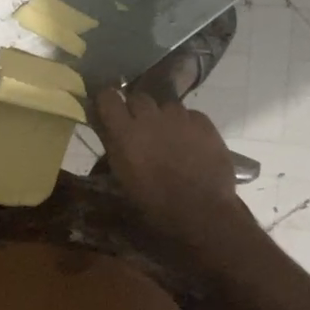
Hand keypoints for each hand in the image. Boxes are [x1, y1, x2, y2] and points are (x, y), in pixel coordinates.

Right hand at [94, 87, 253, 240]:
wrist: (202, 213)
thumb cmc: (155, 202)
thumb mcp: (122, 176)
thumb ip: (112, 146)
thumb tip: (105, 128)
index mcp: (125, 132)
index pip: (107, 97)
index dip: (107, 101)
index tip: (109, 111)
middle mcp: (150, 117)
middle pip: (138, 97)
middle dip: (137, 109)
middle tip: (142, 129)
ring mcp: (179, 118)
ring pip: (166, 105)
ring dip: (164, 118)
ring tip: (171, 138)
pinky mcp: (204, 124)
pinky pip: (191, 115)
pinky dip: (188, 125)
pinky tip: (192, 144)